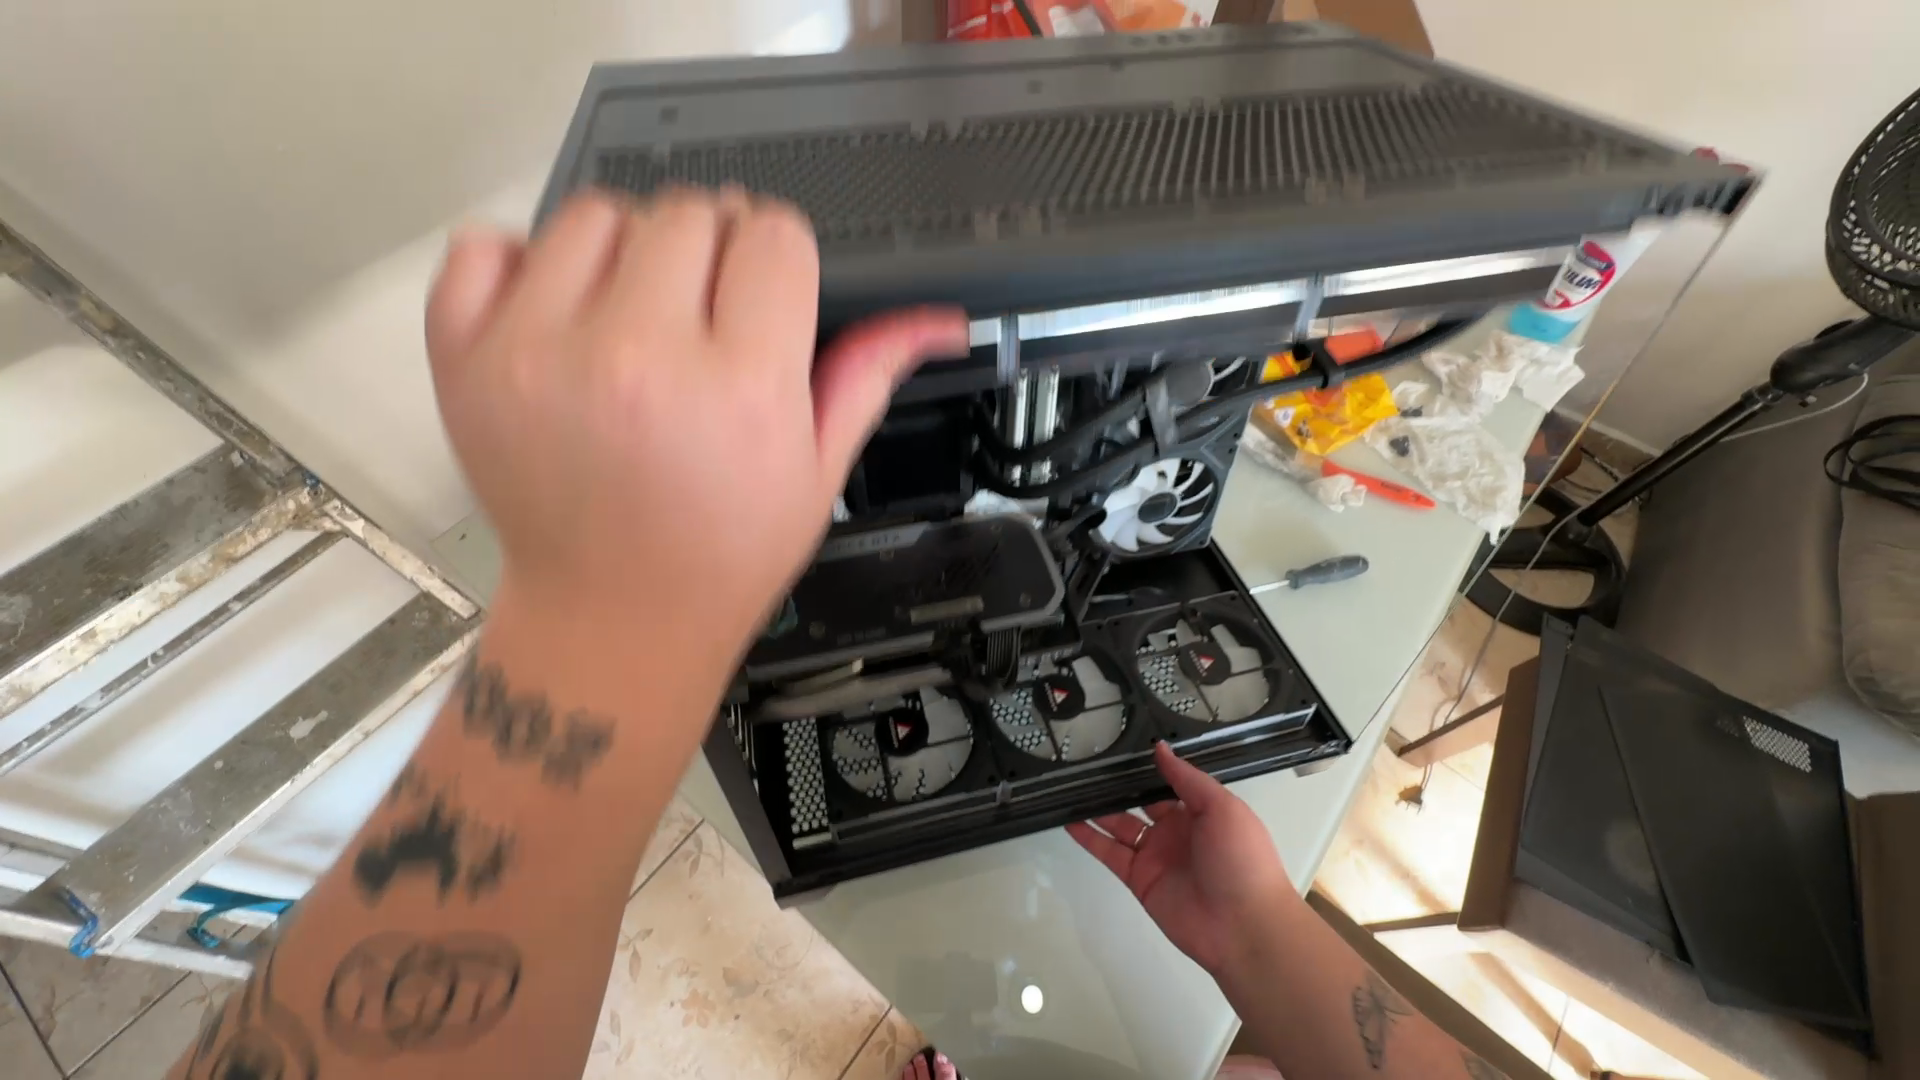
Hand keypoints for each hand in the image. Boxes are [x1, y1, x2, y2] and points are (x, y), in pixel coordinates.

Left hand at [424, 189, 968, 661]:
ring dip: (630, 253)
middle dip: (713, 252)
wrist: (616, 616)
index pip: (772, 235)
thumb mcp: (817, 471)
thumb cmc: (722, 555)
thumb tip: (935, 321)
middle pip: (690, 212)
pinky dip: (527, 265)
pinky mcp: (467, 361)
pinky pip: (488, 245)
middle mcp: (638, 358)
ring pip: (598, 214)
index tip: (767, 289)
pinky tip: (564, 316)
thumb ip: (869, 374)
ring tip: (640, 322)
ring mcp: (539, 354)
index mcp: (741, 388)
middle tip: (709, 319)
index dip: (780, 257)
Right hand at [1067, 742, 1295, 976]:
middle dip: (1117, 787)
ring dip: (1097, 809)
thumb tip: (1160, 747)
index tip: (1120, 748)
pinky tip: (1069, 820)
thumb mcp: (1222, 807)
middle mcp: (1175, 831)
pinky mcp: (1139, 879)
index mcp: (1199, 812)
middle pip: (1139, 803)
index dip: (1145, 768)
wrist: (1244, 927)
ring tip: (1069, 787)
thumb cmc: (1241, 859)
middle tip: (1086, 764)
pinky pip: (1110, 854)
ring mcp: (1155, 856)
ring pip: (1119, 826)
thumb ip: (1186, 777)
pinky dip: (1089, 839)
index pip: (1167, 784)